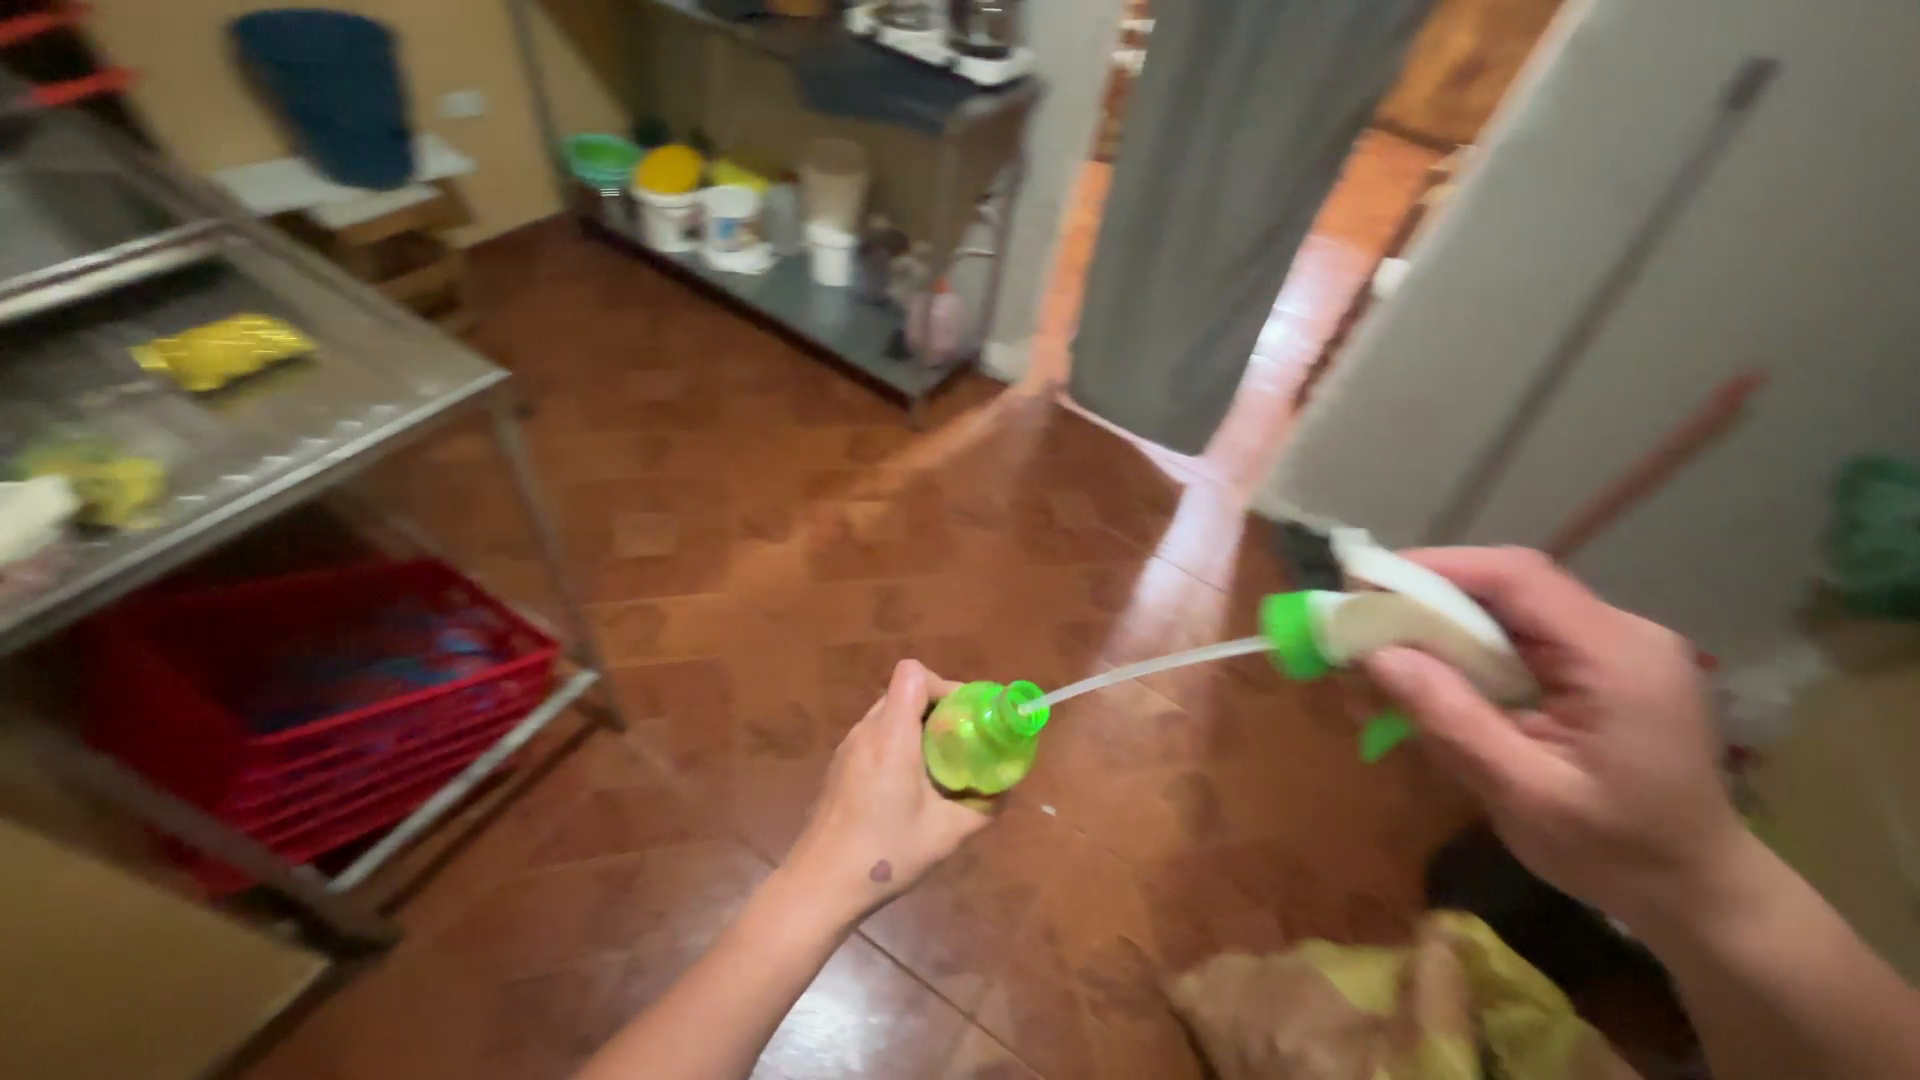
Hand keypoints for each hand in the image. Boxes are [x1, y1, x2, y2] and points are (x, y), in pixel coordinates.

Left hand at [780, 660, 991, 919]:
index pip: (912, 673)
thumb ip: (983, 807)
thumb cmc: (885, 854)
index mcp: (892, 737)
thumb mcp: (947, 834)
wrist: (820, 884)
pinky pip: (875, 734)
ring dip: (917, 726)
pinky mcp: (839, 764)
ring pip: (889, 712)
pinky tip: (908, 785)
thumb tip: (1005, 789)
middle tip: (962, 741)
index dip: (943, 684)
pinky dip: (898, 742)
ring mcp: (848, 747)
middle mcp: (866, 731)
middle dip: (938, 707)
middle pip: (904, 690)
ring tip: (939, 764)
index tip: (965, 716)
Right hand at [1359, 547, 1744, 929]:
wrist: (1696, 890)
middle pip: (1508, 587)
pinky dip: (1465, 649)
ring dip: (1440, 625)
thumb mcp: (1523, 795)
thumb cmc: (1615, 852)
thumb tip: (1376, 655)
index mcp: (1617, 657)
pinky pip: (1518, 637)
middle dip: (1426, 599)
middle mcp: (1620, 634)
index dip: (1435, 569)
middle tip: (1360, 624)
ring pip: (1507, 610)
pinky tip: (1434, 678)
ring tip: (1383, 657)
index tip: (1364, 584)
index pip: (1518, 578)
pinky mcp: (1596, 666)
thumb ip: (1451, 719)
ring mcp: (1612, 648)